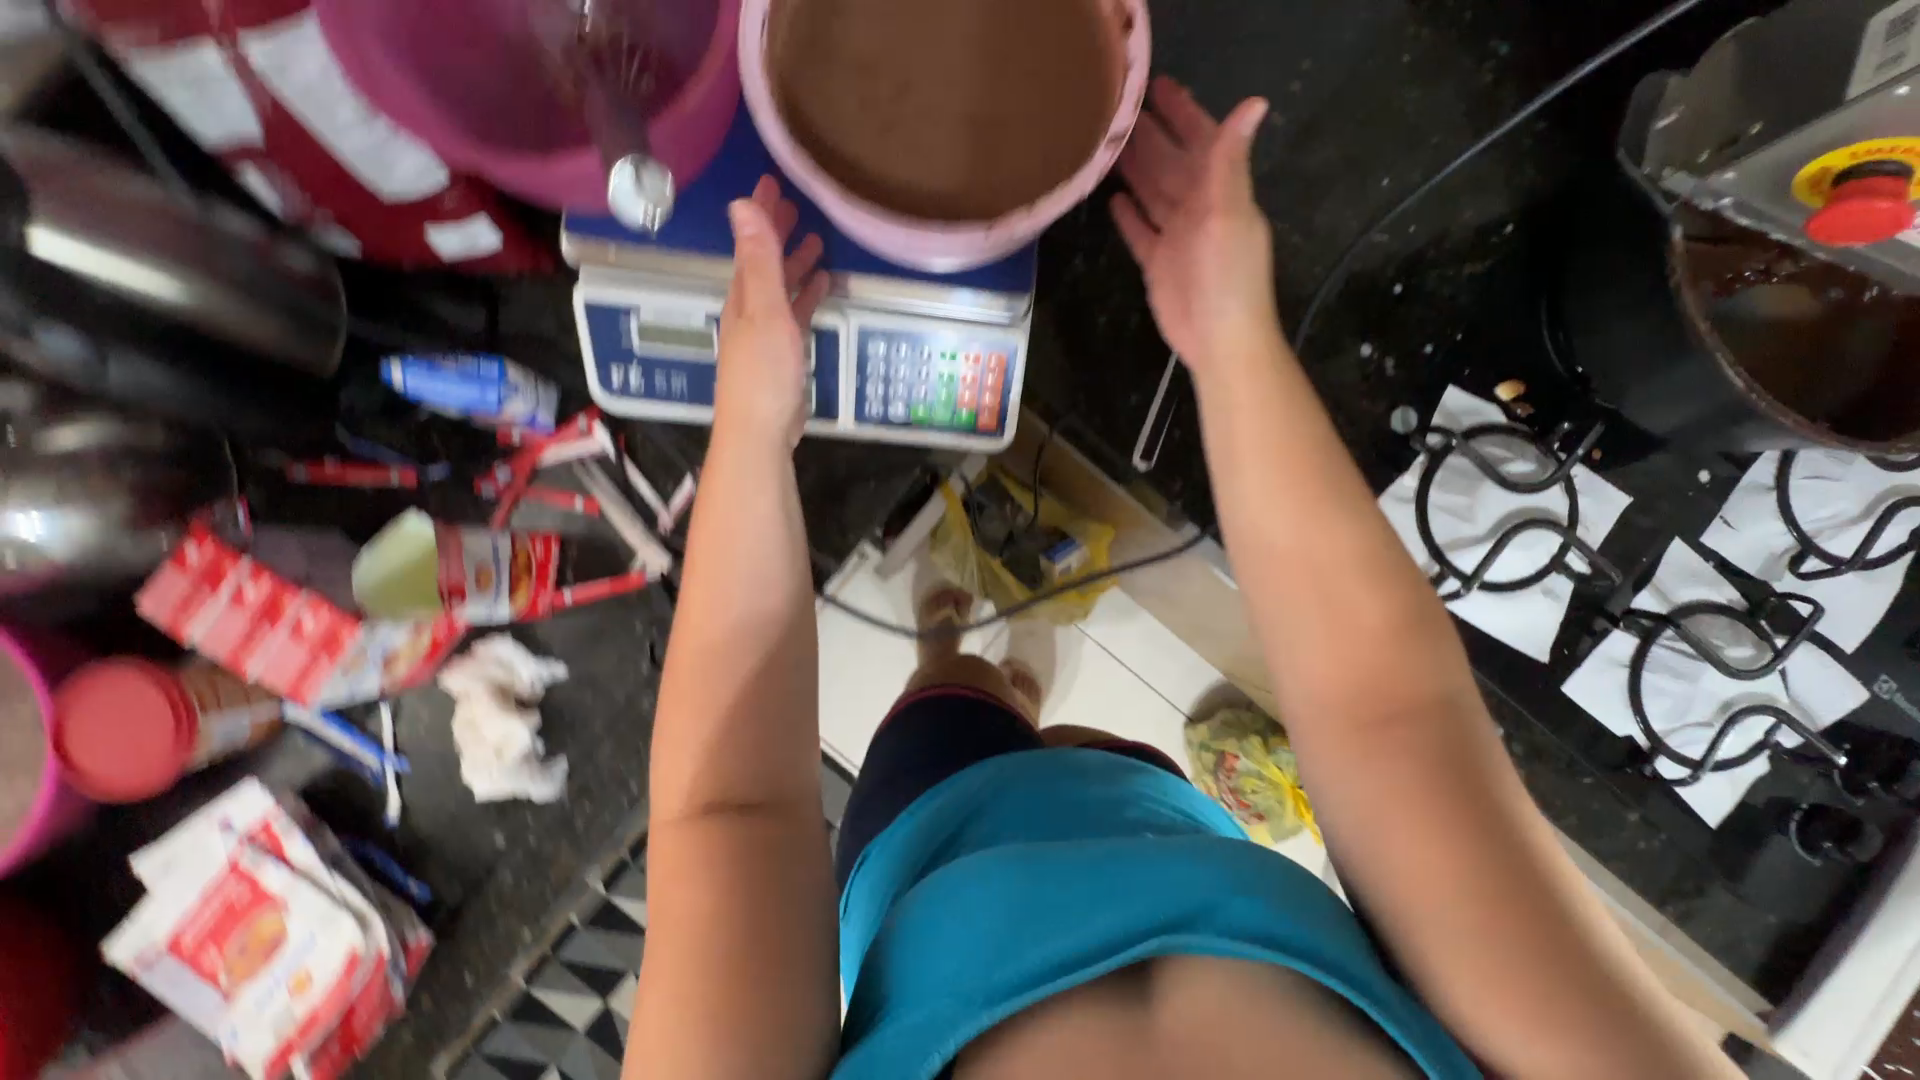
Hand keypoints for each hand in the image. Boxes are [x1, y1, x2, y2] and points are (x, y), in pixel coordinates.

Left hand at [715, 176, 829, 447]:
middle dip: (775, 232)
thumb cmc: (764, 373)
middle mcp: (749, 309)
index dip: (759, 213)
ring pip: (778, 287)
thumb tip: (741, 206)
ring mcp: (764, 333)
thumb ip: (758, 262)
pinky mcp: (781, 355)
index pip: (750, 244)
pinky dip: (804, 296)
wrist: (760, 432)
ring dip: (793, 262)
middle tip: (793, 202)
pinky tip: (820, 287)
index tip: (771, 181)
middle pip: (762, 262)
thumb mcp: (763, 311)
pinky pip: (793, 314)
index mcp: (742, 295)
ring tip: (815, 239)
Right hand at [1112, 78, 1278, 374]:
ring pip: (1152, 193)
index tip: (1158, 87)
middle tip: (1119, 109)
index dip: (1183, 113)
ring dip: (1134, 170)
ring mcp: (1177, 237)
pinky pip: (1141, 232)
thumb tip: (1253, 103)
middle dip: (1149, 136)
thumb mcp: (1230, 214)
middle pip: (1170, 164)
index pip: (1201, 141)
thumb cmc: (1228, 277)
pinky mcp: (1158, 265)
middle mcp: (1199, 209)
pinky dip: (1129, 216)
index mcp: (1220, 192)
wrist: (1220, 339)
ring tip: (1107, 146)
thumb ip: (1230, 161)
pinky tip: (1113, 200)